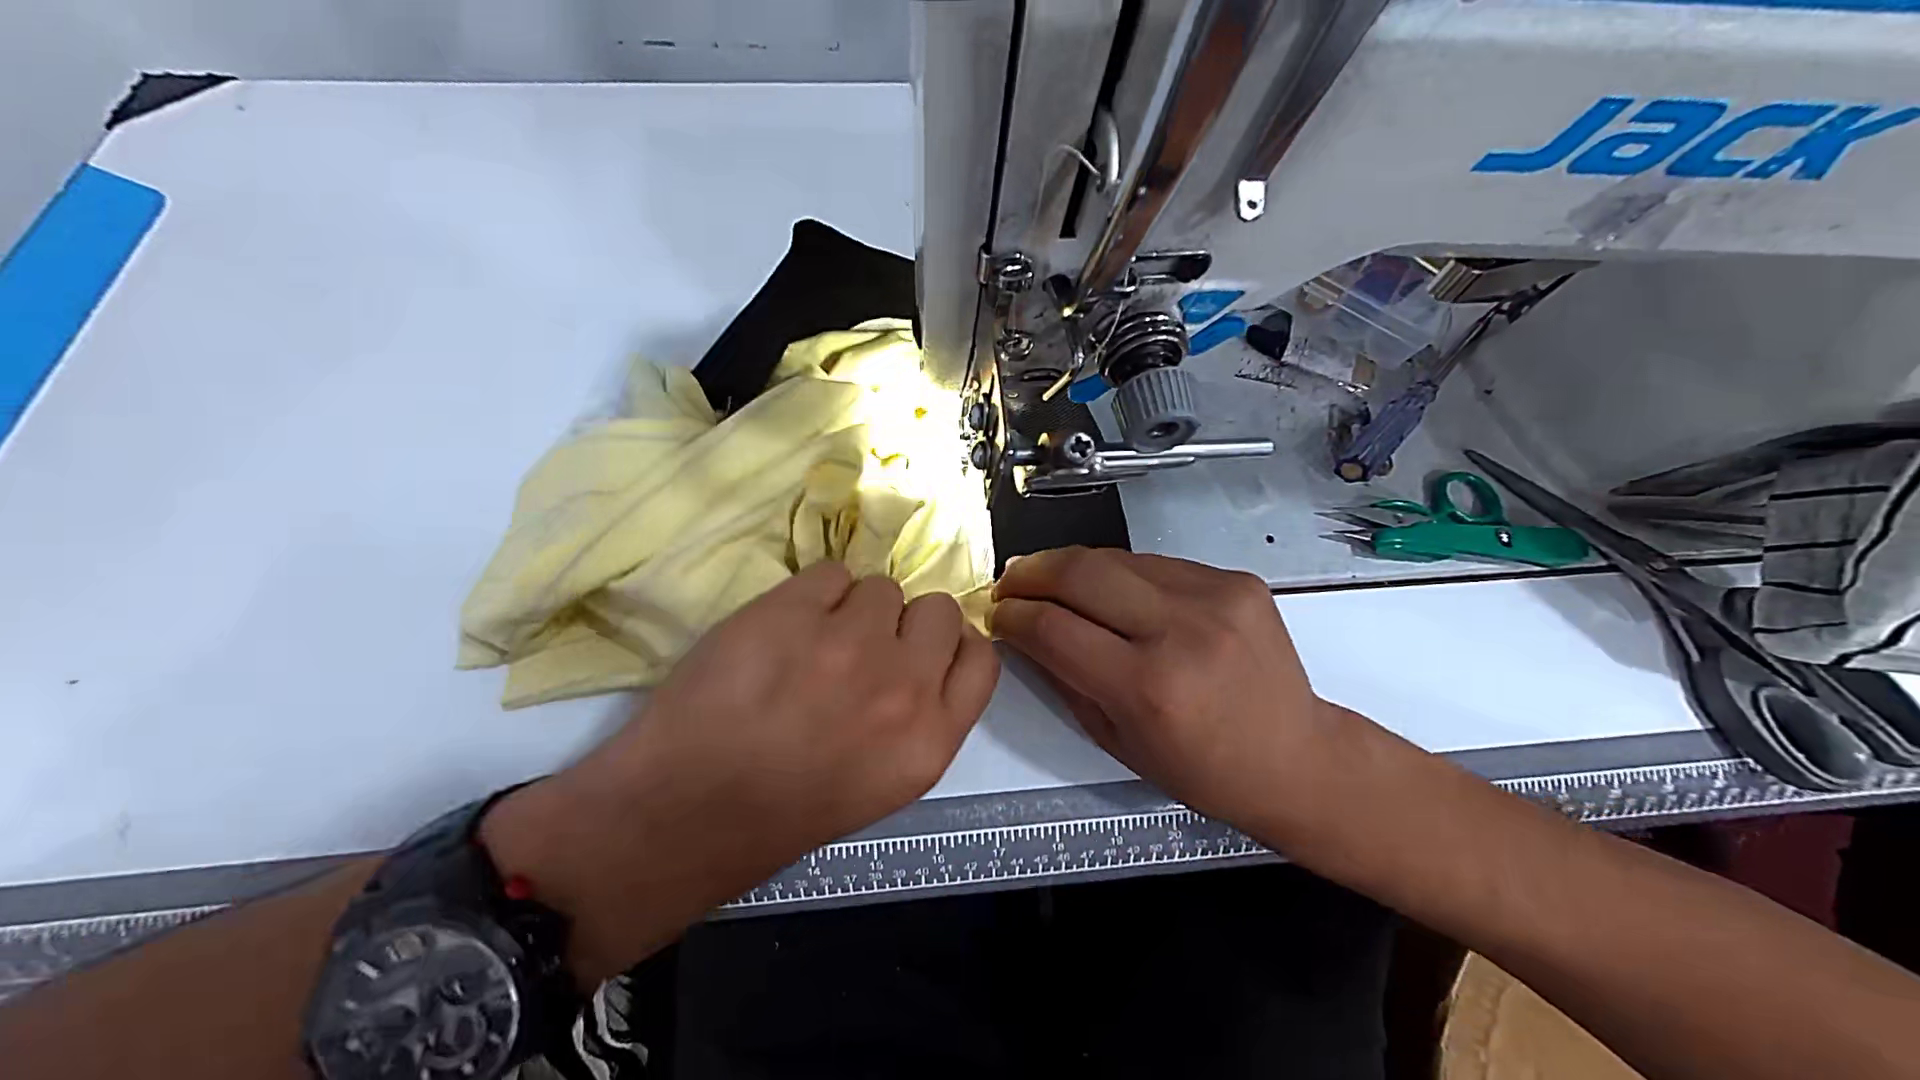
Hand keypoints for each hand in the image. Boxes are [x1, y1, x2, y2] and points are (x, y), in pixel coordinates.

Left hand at [483, 562, 998, 982]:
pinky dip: (812, 595)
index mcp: (931, 741)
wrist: (685, 809)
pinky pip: (831, 573)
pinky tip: (781, 632)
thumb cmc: (784, 806)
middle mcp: (904, 688)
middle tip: (862, 646)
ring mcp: (849, 645)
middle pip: (940, 610)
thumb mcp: (884, 781)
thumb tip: (923, 655)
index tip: (921, 647)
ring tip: (809, 646)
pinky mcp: (793, 612)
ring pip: (881, 587)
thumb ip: (920, 717)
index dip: (952, 644)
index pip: (982, 658)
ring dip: (853, 610)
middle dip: (906, 622)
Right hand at [992, 547, 1354, 830]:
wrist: (1297, 758)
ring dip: (1071, 566)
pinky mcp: (1235, 580)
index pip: (1053, 628)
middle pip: (1079, 575)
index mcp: (1147, 687)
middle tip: (1010, 582)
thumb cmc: (1202, 770)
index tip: (997, 613)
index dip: (1013, 616)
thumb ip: (1064, 679)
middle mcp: (1182, 632)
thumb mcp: (1115, 740)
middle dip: (1031, 573)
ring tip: (1049, 578)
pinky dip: (1120, 573)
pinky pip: (1155, 564)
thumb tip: (1024, 632)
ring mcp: (1215, 598)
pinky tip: (1109, 590)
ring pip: (1115, 558)